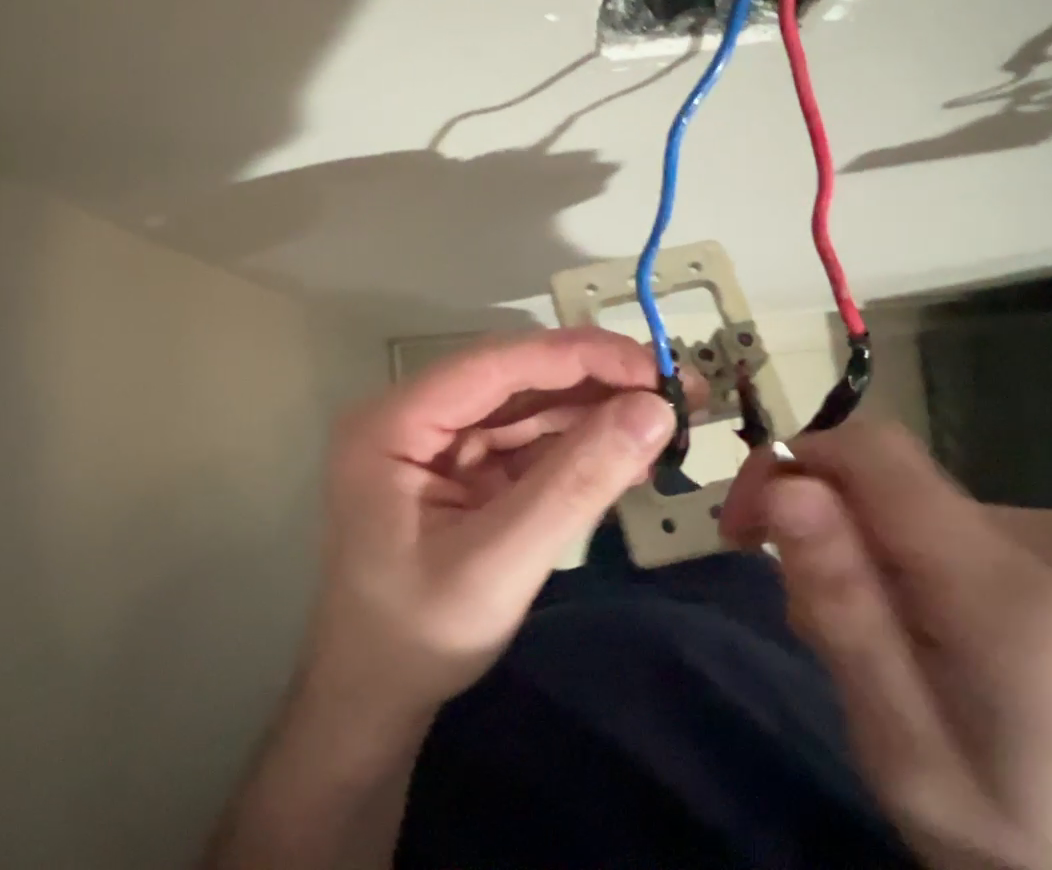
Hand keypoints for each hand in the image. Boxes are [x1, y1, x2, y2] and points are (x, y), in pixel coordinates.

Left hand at [300, 328, 674, 729]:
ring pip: (524, 409)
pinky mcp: (460, 474)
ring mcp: (435, 447)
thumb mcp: (500, 563)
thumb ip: (574, 485)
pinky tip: (627, 453)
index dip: (575, 356)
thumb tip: (653, 410)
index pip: (491, 365)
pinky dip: (576, 448)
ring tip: (667, 422)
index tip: (651, 366)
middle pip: (512, 381)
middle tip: (677, 391)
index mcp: (392, 426)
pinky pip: (524, 445)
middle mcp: (410, 421)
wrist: (374, 694)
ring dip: (593, 414)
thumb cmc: (419, 635)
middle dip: (594, 383)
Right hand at [721, 421, 1051, 869]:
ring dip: (889, 567)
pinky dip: (944, 577)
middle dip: (835, 545)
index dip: (786, 468)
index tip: (742, 533)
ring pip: (937, 519)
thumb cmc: (1040, 851)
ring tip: (909, 667)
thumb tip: (787, 488)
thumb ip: (845, 616)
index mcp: (1016, 591)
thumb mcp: (909, 757)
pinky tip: (972, 658)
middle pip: (897, 494)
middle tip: (833, 646)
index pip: (872, 454)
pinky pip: (986, 538)